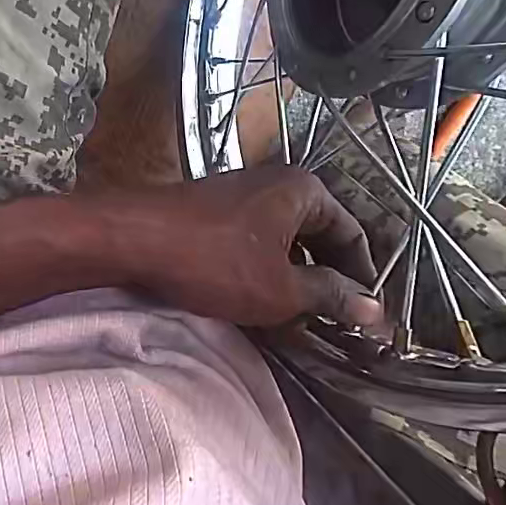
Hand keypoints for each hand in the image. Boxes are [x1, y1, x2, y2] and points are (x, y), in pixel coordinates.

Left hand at [100, 165, 383, 329]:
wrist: (132, 239)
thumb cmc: (212, 260)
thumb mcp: (281, 288)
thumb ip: (330, 296)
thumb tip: (372, 309)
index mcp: (302, 190)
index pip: (351, 233)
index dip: (362, 276)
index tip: (365, 314)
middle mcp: (276, 183)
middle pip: (319, 234)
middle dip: (328, 278)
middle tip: (334, 320)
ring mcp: (243, 194)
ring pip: (286, 240)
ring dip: (296, 277)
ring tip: (299, 317)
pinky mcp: (217, 211)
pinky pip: (257, 240)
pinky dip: (267, 269)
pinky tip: (261, 299)